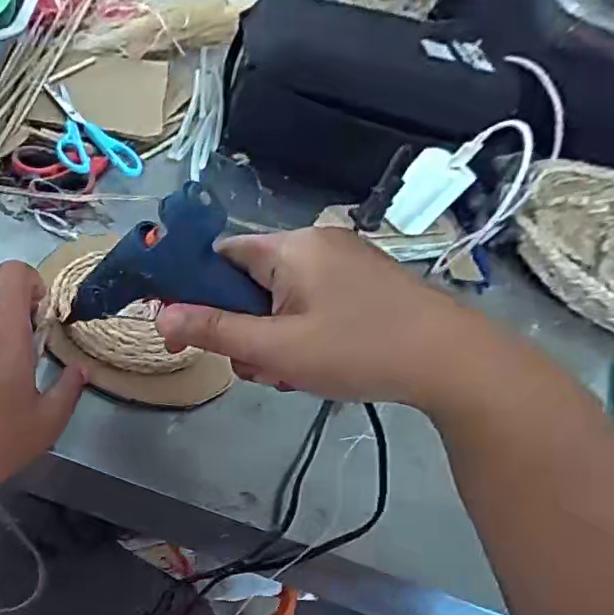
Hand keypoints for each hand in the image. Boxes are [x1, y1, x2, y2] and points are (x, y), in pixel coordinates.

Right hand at [154, 228, 511, 409]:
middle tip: (250, 364)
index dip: (189, 292)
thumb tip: (160, 318)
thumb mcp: (273, 347)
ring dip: (264, 339)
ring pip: (271, 301)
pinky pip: (301, 305)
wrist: (453, 363)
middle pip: (243, 283)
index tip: (179, 332)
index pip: (217, 256)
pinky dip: (292, 335)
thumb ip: (212, 331)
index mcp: (291, 248)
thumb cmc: (357, 349)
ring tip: (285, 370)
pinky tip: (307, 363)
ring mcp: (340, 264)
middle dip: (236, 328)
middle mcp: (314, 244)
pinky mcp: (357, 284)